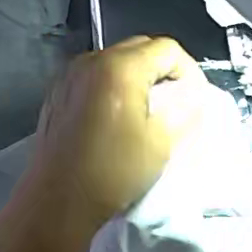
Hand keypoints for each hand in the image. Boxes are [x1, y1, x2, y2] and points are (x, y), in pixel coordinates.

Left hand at [0, 36, 203, 251]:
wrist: (57, 203)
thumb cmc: (114, 173)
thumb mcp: (161, 144)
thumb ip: (184, 111)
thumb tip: (193, 97)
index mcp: (120, 69)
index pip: (167, 49)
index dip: (189, 70)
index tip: (195, 98)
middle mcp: (92, 61)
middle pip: (140, 47)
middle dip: (164, 69)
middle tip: (177, 101)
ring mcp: (70, 75)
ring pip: (116, 60)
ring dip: (139, 76)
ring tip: (149, 108)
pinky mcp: (57, 92)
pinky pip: (95, 75)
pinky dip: (114, 85)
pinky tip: (118, 115)